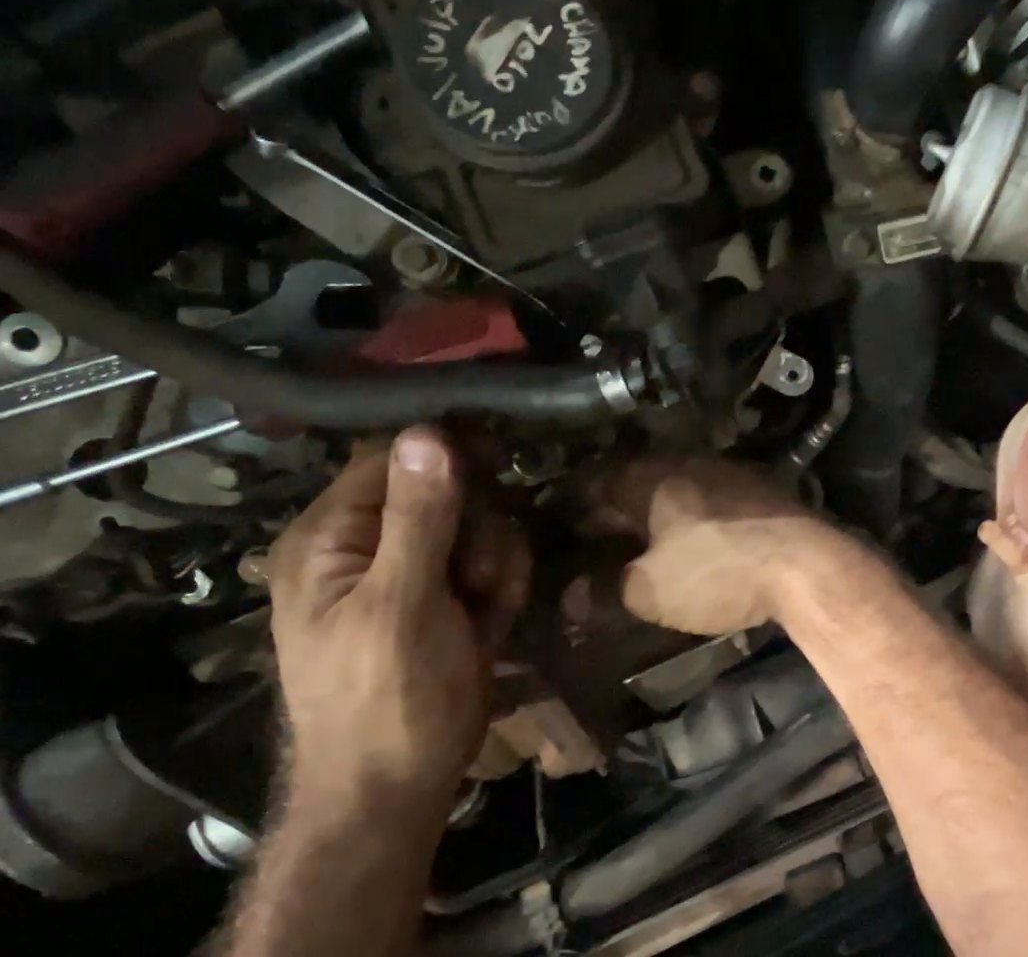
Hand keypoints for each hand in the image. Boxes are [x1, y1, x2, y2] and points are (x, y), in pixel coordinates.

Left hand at [267, 427, 528, 809]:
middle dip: (480, 528)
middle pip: (451, 490)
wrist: (398, 788)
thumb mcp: (401, 604)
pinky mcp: (446, 598)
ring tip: (482, 611)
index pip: (395, 457)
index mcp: (333, 536)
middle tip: (475, 577)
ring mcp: (412, 573)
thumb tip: (427, 433)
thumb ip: (418, 518)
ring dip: (497, 564)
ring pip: (482, 527)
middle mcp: (369, 544)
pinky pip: (492, 564)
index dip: (450, 458)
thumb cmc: (386, 698)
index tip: (500, 469)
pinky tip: (489, 625)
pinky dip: (501, 589)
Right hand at [575, 457, 871, 634]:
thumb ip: (606, 591)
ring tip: (638, 543)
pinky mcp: (761, 492)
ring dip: (655, 513)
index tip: (558, 527)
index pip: (596, 482)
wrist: (807, 564)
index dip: (573, 506)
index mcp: (651, 477)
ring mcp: (730, 473)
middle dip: (614, 510)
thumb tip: (571, 597)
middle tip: (593, 539)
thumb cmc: (717, 571)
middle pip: (638, 483)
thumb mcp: (649, 591)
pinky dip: (691, 518)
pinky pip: (709, 500)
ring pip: (677, 489)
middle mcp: (688, 464)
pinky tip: (689, 541)